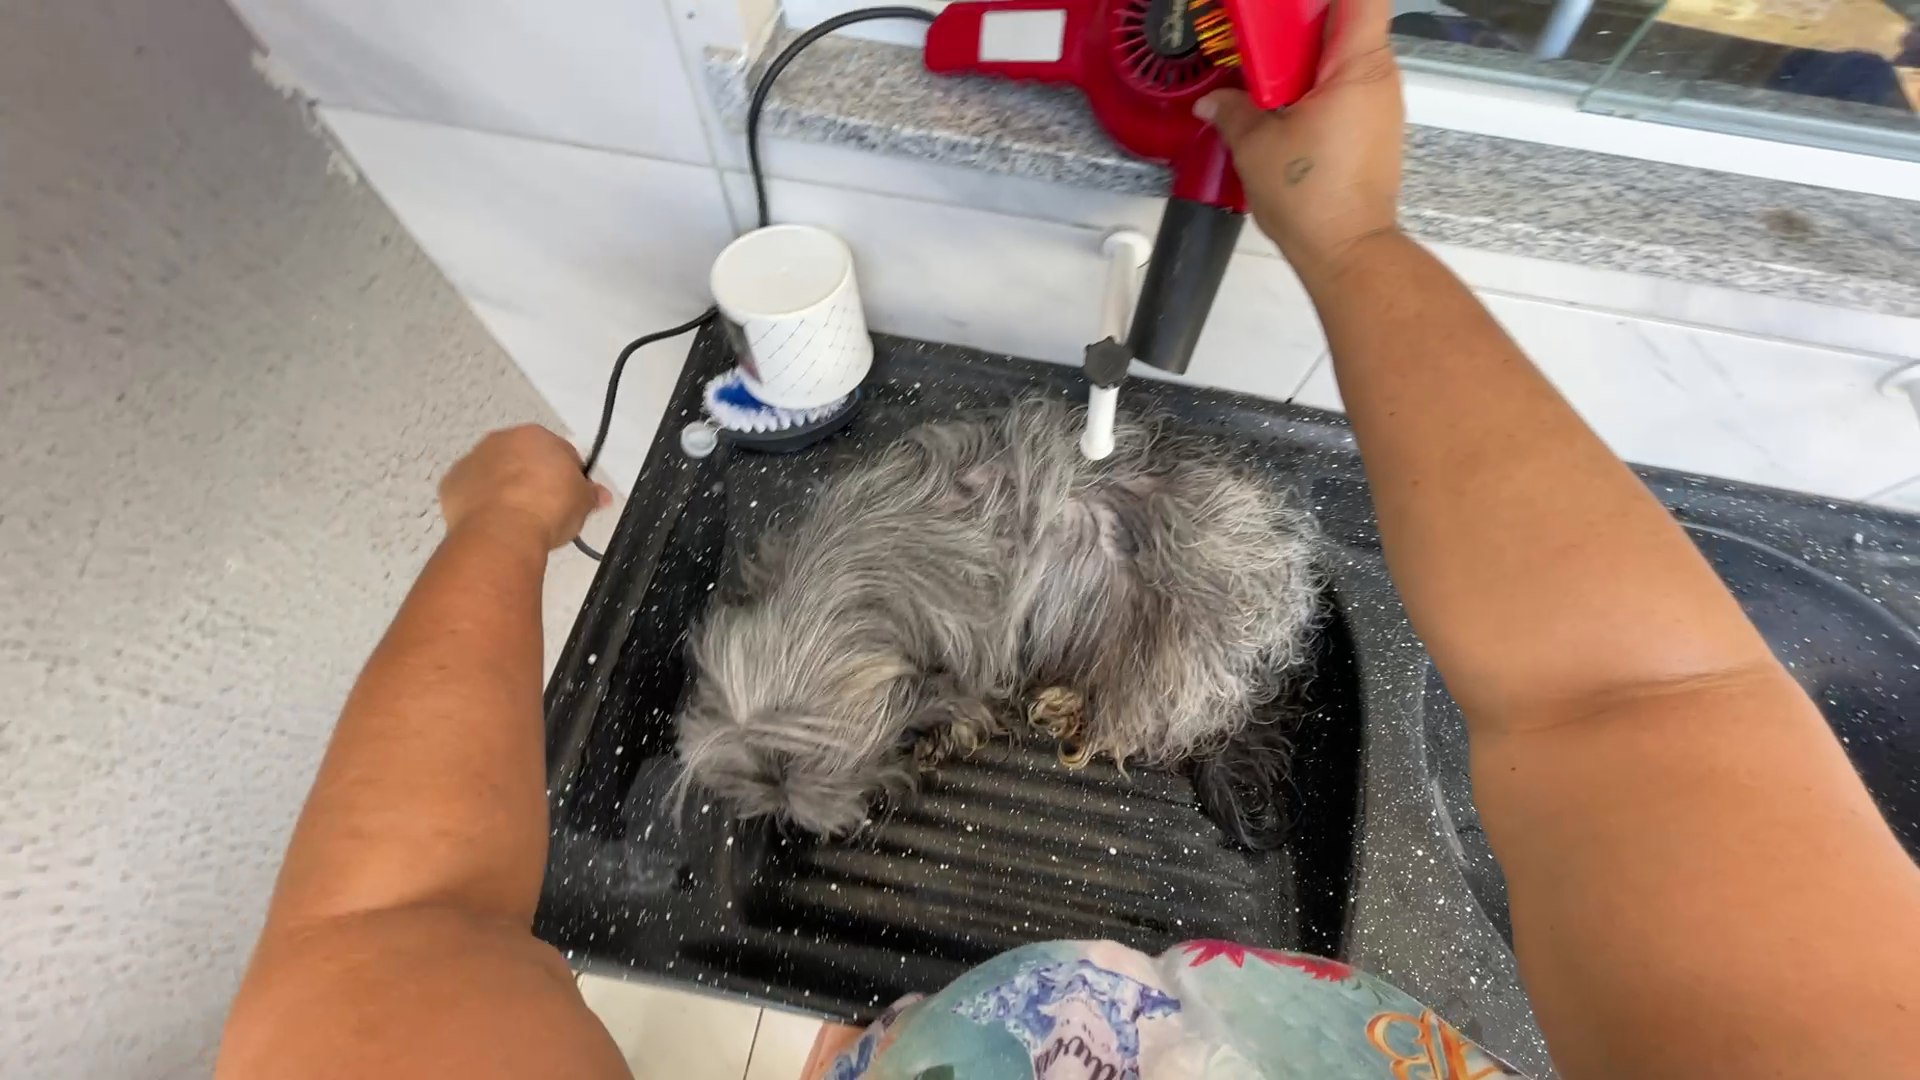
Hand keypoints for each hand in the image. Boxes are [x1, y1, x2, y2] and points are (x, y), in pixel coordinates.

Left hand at [439, 425, 609, 550]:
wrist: (502, 531)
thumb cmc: (549, 507)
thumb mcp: (583, 502)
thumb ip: (592, 494)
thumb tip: (601, 495)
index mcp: (536, 436)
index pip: (561, 451)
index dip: (570, 475)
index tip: (572, 496)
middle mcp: (500, 440)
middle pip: (525, 458)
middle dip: (536, 478)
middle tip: (549, 507)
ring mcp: (472, 460)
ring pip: (496, 473)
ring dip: (507, 488)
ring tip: (521, 518)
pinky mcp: (451, 484)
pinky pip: (473, 491)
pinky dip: (484, 502)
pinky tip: (497, 521)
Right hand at [1195, 0, 1403, 279]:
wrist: (1344, 250)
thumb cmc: (1311, 199)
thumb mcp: (1256, 149)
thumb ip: (1232, 113)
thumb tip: (1212, 101)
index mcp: (1357, 65)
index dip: (1319, 0)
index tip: (1285, 13)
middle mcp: (1380, 77)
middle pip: (1347, 25)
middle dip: (1301, 31)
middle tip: (1260, 50)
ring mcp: (1380, 106)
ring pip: (1343, 62)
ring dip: (1306, 67)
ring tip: (1266, 88)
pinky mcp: (1372, 134)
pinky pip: (1344, 95)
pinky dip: (1315, 95)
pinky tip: (1284, 119)